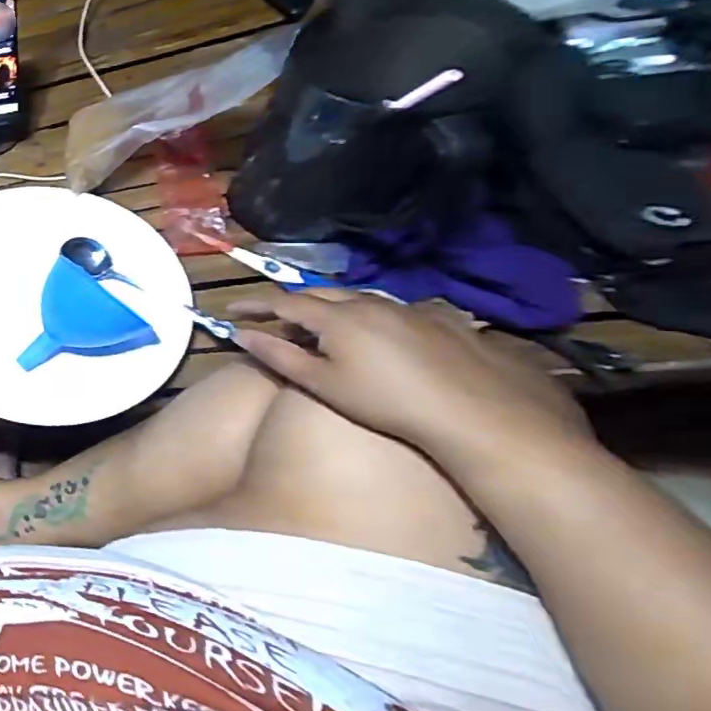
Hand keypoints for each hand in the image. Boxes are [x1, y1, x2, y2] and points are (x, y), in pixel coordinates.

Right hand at [228, 289, 595, 469]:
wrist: (480, 416)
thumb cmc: (388, 403)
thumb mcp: (323, 384)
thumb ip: (278, 356)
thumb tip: (240, 334)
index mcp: (336, 317)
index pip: (283, 302)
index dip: (254, 304)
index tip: (230, 310)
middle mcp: (369, 303)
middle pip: (318, 294)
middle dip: (288, 302)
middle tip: (270, 317)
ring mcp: (408, 309)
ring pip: (356, 298)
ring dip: (328, 306)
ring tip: (318, 323)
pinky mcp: (440, 321)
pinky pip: (390, 307)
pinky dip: (366, 314)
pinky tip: (374, 331)